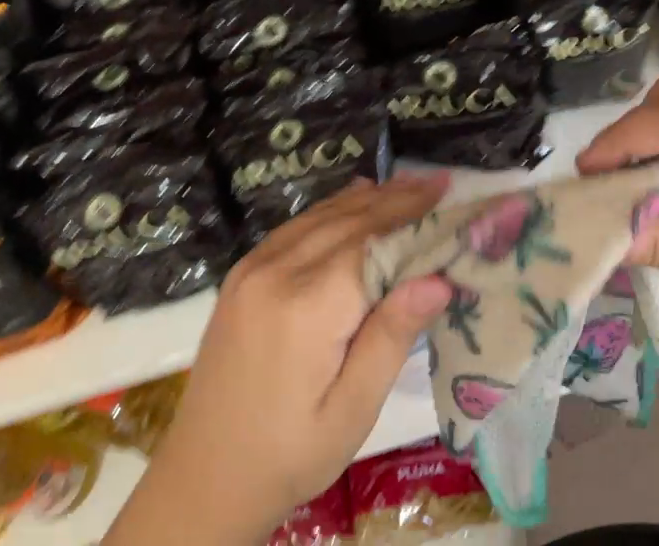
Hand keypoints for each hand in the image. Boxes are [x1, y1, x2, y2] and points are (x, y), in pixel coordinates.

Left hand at [109, 174, 452, 545]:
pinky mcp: (241, 276)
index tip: (455, 196)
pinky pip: (296, 228)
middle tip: (442, 181)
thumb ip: (391, 338)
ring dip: (369, 199)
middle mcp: (275, 274)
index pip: (373, 244)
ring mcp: (252, 270)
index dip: (415, 218)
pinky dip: (333, 209)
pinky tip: (356, 197)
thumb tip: (438, 279)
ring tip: (412, 183)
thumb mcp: (351, 410)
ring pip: (322, 218)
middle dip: (398, 200)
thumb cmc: (289, 454)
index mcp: (306, 308)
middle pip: (348, 222)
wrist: (203, 477)